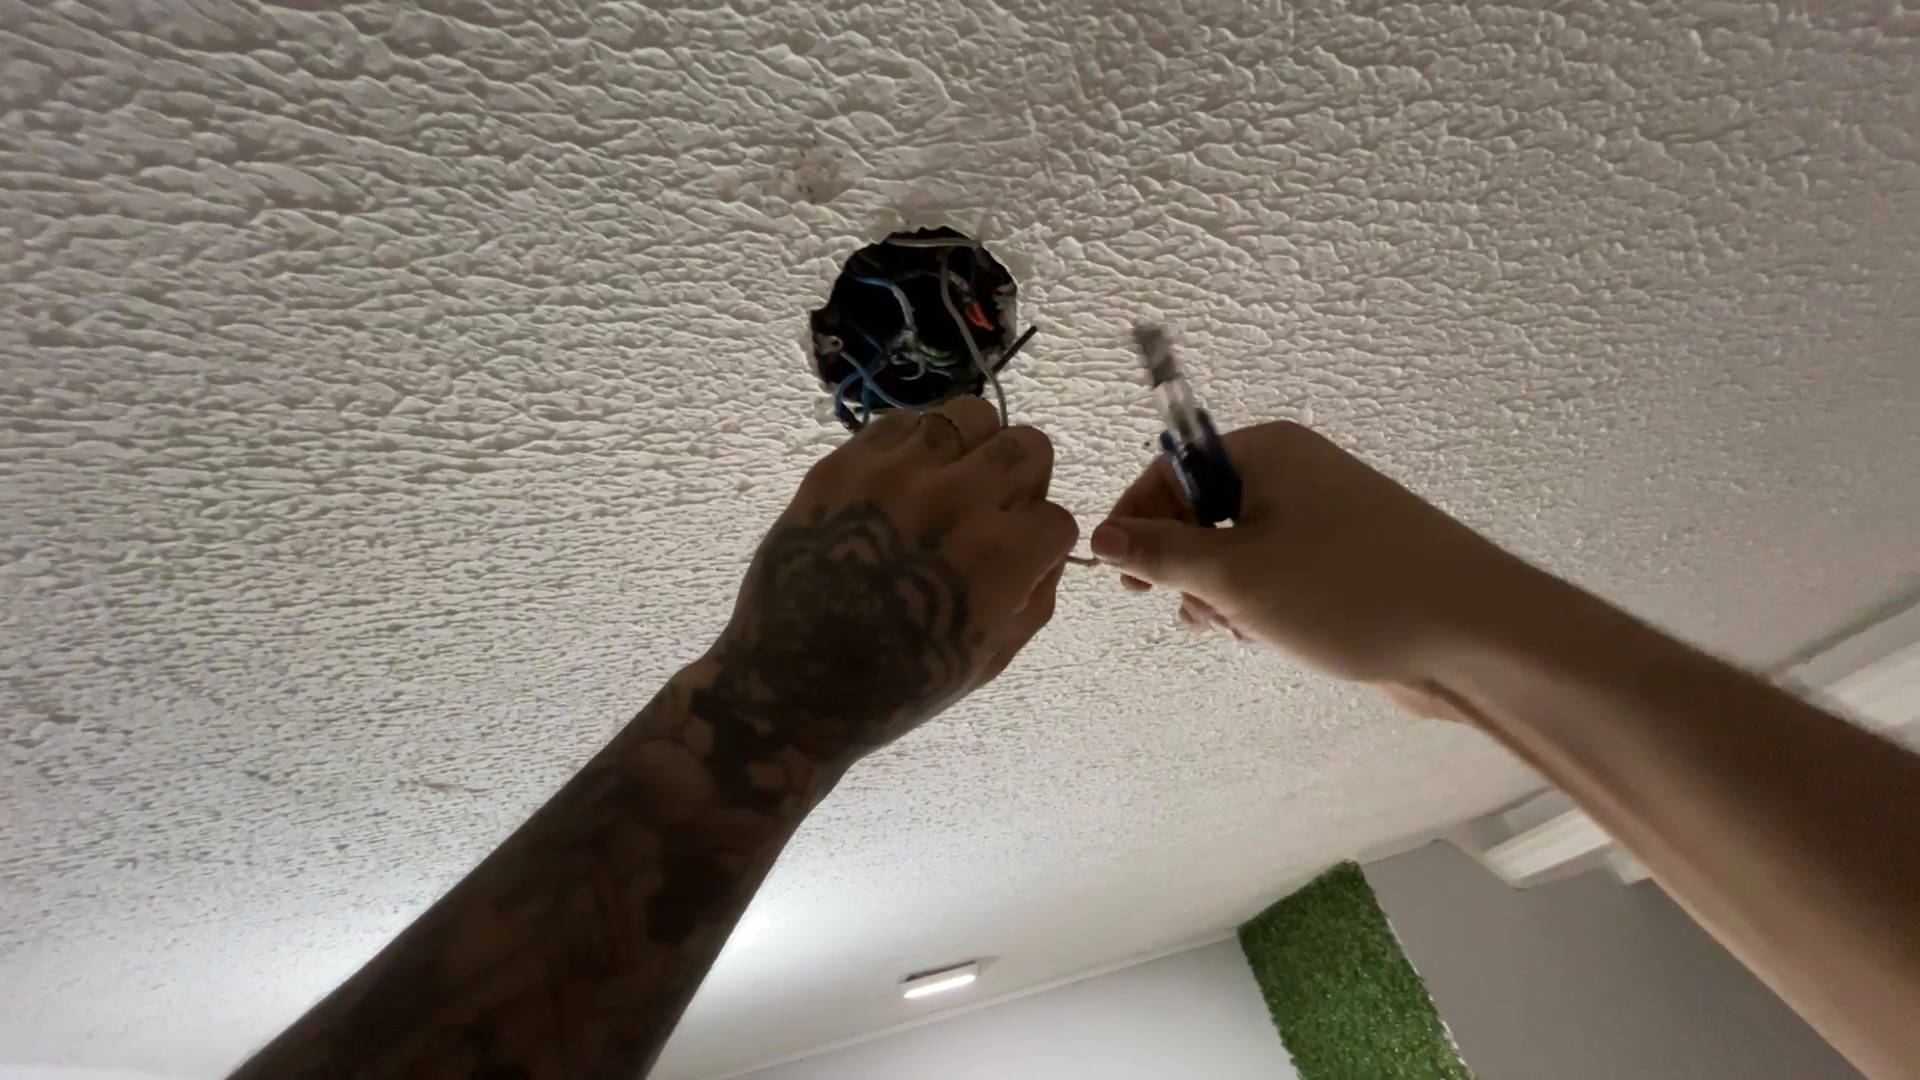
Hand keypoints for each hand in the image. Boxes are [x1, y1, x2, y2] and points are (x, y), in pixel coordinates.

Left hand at [705, 397, 1077, 769]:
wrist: (792, 684)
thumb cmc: (898, 687)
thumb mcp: (990, 661)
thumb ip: (1036, 597)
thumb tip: (1047, 547)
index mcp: (999, 559)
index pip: (1057, 516)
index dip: (1042, 541)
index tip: (1019, 554)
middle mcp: (956, 502)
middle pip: (1027, 447)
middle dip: (1023, 481)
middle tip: (992, 509)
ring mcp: (895, 475)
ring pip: (971, 415)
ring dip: (973, 450)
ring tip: (949, 483)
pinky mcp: (844, 464)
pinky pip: (904, 422)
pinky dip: (917, 446)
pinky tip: (902, 483)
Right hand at [1091, 421, 1535, 691]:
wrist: (1475, 637)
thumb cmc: (1346, 589)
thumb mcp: (1234, 574)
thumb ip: (1158, 554)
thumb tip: (1100, 537)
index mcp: (1265, 453)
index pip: (1170, 474)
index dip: (1137, 523)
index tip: (1122, 577)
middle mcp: (1290, 474)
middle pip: (1198, 515)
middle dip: (1186, 569)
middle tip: (1196, 609)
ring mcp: (1317, 516)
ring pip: (1231, 552)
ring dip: (1218, 594)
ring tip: (1237, 628)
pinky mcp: (1337, 558)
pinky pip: (1268, 572)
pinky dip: (1253, 603)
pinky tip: (1263, 634)